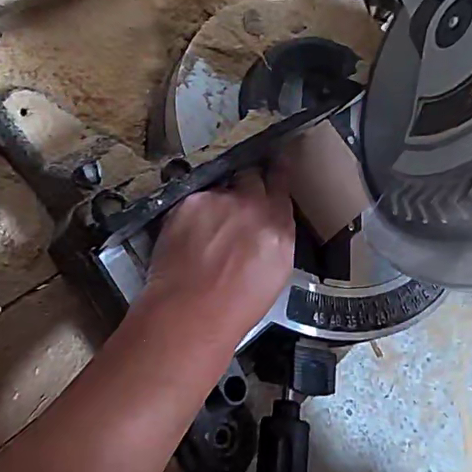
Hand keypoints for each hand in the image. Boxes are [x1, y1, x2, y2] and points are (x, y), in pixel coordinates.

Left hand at [141, 165, 295, 341]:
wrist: (191, 311)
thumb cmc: (232, 306)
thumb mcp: (274, 274)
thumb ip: (276, 237)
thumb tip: (269, 223)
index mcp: (280, 228)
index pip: (282, 184)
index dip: (279, 170)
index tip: (278, 161)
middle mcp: (253, 208)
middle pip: (251, 177)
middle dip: (245, 187)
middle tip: (235, 208)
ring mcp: (220, 202)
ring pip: (220, 189)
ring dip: (217, 203)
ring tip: (207, 234)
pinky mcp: (191, 202)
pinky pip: (195, 199)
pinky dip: (193, 213)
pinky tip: (189, 237)